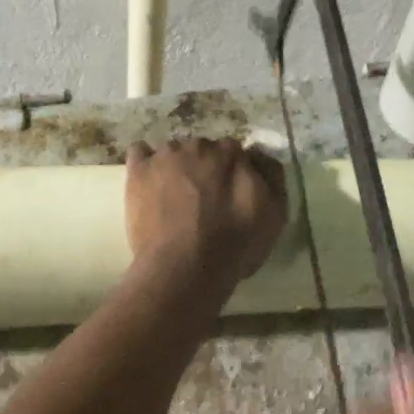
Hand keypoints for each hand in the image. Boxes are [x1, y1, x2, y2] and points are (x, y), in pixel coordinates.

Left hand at [125, 138, 287, 283]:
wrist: (184, 268)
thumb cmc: (234, 247)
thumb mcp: (274, 216)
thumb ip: (272, 178)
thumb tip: (258, 155)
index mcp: (233, 154)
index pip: (233, 152)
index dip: (230, 173)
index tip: (227, 195)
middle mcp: (200, 145)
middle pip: (202, 149)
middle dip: (202, 167)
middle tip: (200, 199)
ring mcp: (166, 155)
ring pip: (172, 151)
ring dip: (174, 166)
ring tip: (172, 197)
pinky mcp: (138, 170)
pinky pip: (140, 152)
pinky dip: (145, 163)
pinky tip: (148, 184)